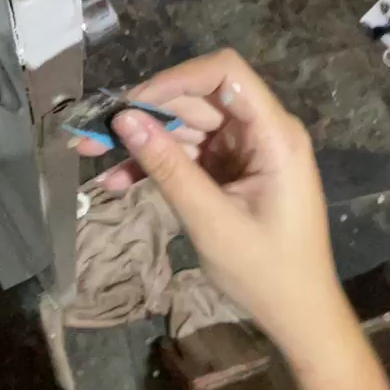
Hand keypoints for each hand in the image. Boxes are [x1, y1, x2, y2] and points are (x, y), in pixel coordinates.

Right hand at [89, 50, 353, 362]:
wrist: (298, 315)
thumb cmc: (267, 271)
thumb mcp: (212, 222)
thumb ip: (169, 168)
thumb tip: (124, 120)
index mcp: (273, 134)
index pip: (226, 74)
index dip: (177, 78)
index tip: (131, 102)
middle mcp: (259, 130)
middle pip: (196, 100)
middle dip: (143, 114)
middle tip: (92, 134)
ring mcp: (243, 149)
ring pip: (184, 125)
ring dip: (140, 141)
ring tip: (90, 155)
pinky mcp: (228, 168)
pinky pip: (186, 153)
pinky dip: (155, 164)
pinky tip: (117, 181)